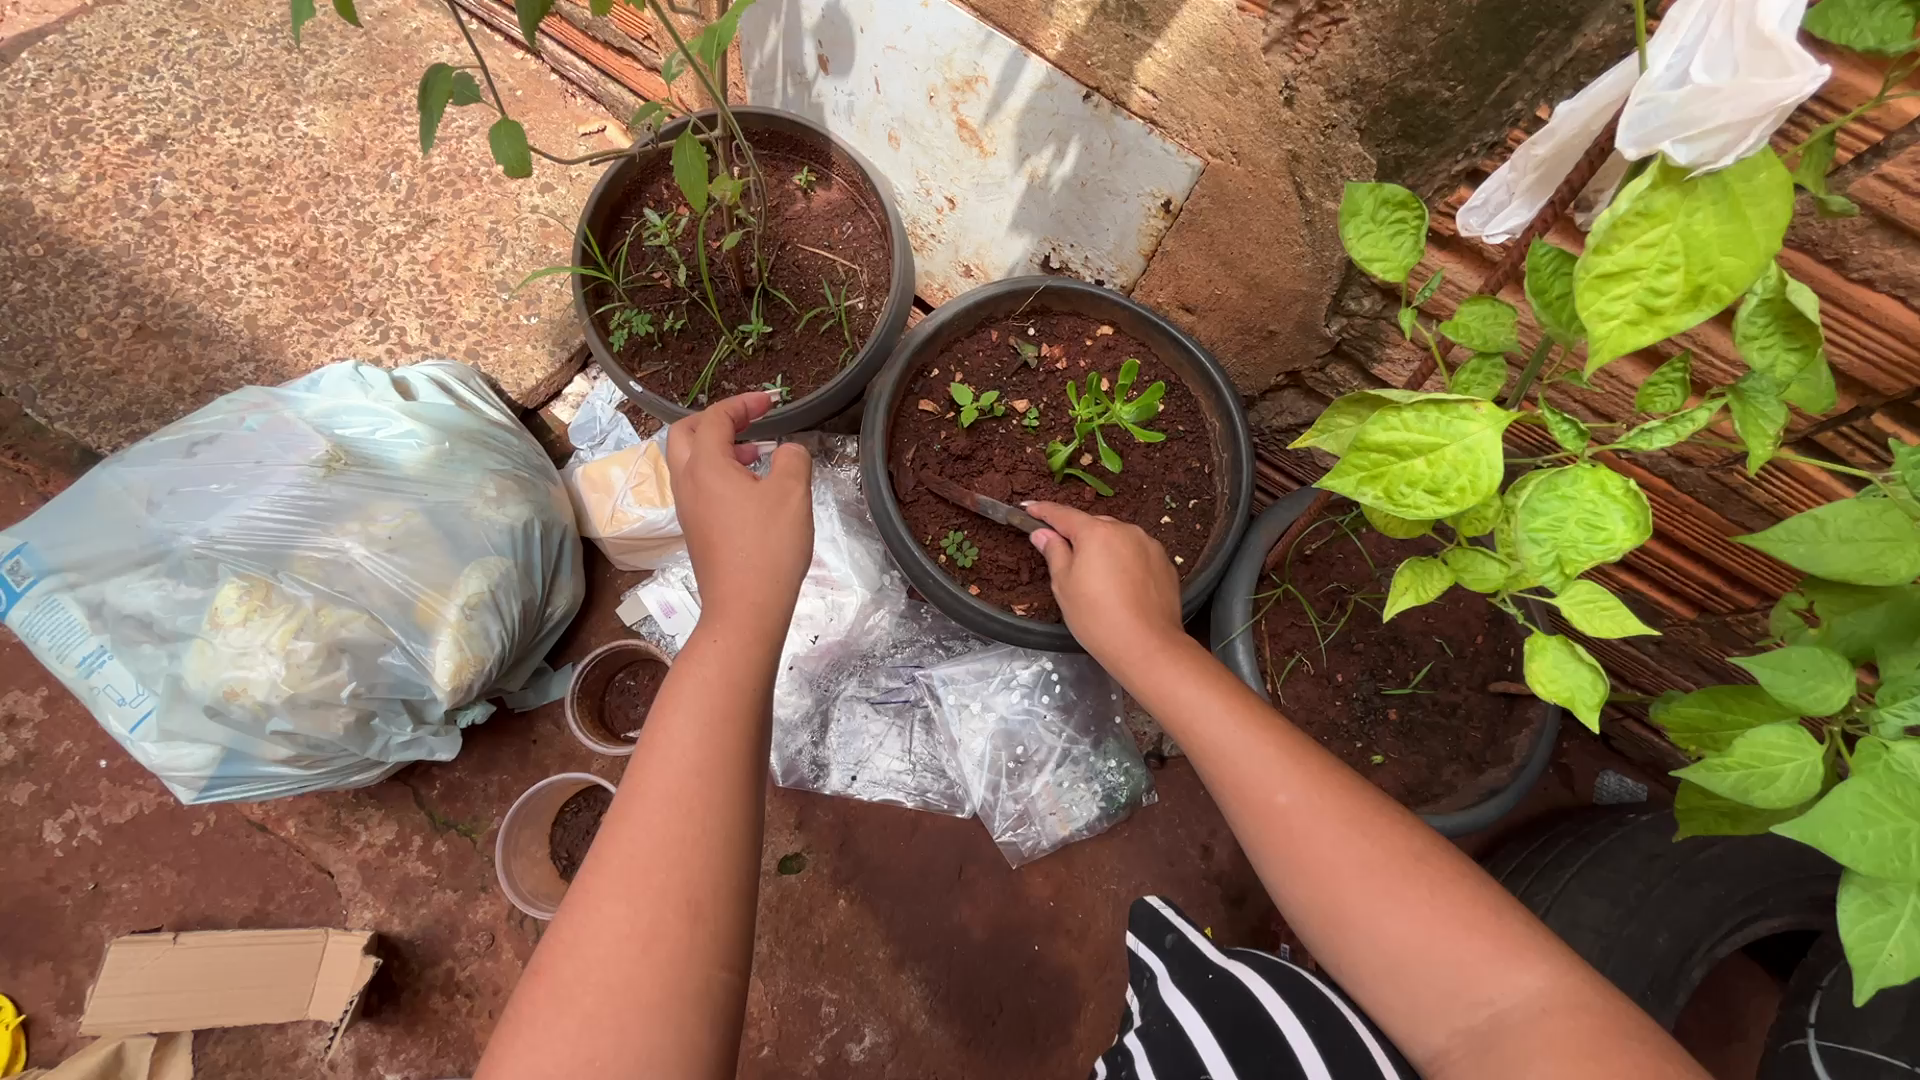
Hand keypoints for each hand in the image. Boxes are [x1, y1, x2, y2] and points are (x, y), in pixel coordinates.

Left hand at [666, 392, 812, 642]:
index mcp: (705, 465)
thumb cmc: (768, 546)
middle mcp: (687, 483)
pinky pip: (700, 487)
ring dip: (719, 448)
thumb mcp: (793, 493)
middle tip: (749, 421)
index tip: (771, 401)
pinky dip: (720, 473)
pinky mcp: (697, 531)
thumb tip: (788, 450)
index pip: (714, 418)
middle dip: (716, 420)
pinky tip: (752, 490)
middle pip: (685, 434)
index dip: (742, 403)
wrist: (745, 608)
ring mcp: (688, 509)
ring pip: (691, 463)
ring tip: (757, 454)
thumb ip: (793, 458)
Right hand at [1025, 501, 1184, 662]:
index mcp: (1096, 533)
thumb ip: (1054, 552)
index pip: (1063, 514)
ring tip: (1096, 576)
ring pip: (1118, 539)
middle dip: (1077, 535)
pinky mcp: (1165, 563)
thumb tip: (1043, 533)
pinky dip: (1125, 561)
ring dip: (1104, 548)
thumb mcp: (1064, 585)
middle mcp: (1125, 531)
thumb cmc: (1096, 617)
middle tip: (1063, 555)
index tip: (1029, 509)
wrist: (1147, 646)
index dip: (1043, 511)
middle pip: (1094, 526)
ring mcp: (1149, 545)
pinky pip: (1137, 554)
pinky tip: (1121, 585)